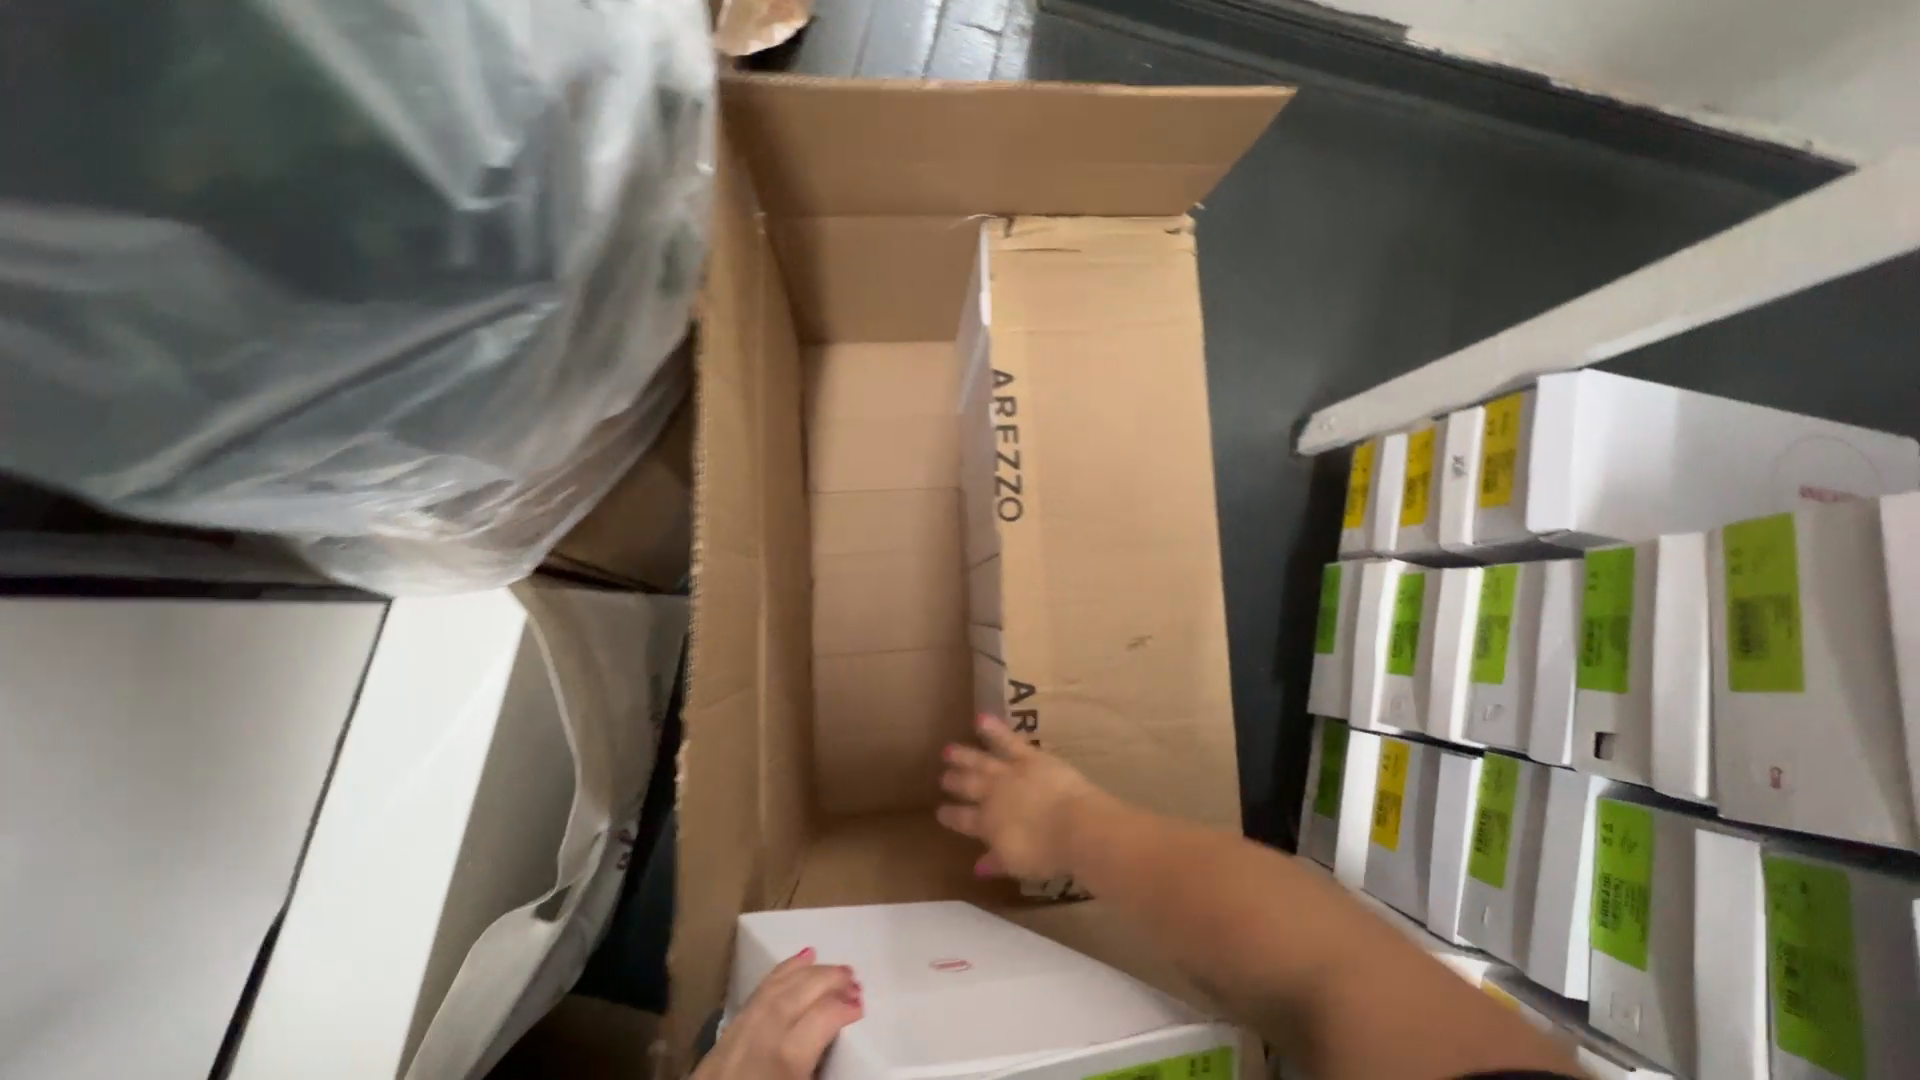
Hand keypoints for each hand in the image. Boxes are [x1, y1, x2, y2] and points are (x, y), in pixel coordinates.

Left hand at [691, 949, 861, 1079]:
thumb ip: (817, 1073)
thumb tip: (836, 1058)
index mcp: (783, 1064)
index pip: (820, 1018)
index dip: (844, 1008)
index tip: (860, 1008)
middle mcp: (761, 1039)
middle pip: (799, 995)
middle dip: (830, 981)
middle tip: (855, 980)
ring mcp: (739, 1033)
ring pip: (777, 989)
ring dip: (808, 973)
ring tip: (835, 967)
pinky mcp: (724, 1036)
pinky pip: (757, 994)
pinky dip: (779, 975)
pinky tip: (796, 963)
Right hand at [936, 714, 1111, 879]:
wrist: (1074, 827)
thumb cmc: (1047, 853)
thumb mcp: (1017, 864)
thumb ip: (996, 861)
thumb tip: (978, 867)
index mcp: (988, 824)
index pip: (963, 819)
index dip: (951, 815)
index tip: (940, 811)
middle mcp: (993, 795)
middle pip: (968, 786)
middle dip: (955, 782)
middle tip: (943, 777)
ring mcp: (1009, 773)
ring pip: (981, 761)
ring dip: (964, 755)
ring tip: (949, 750)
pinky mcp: (1030, 757)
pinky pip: (1008, 741)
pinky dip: (994, 729)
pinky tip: (981, 718)